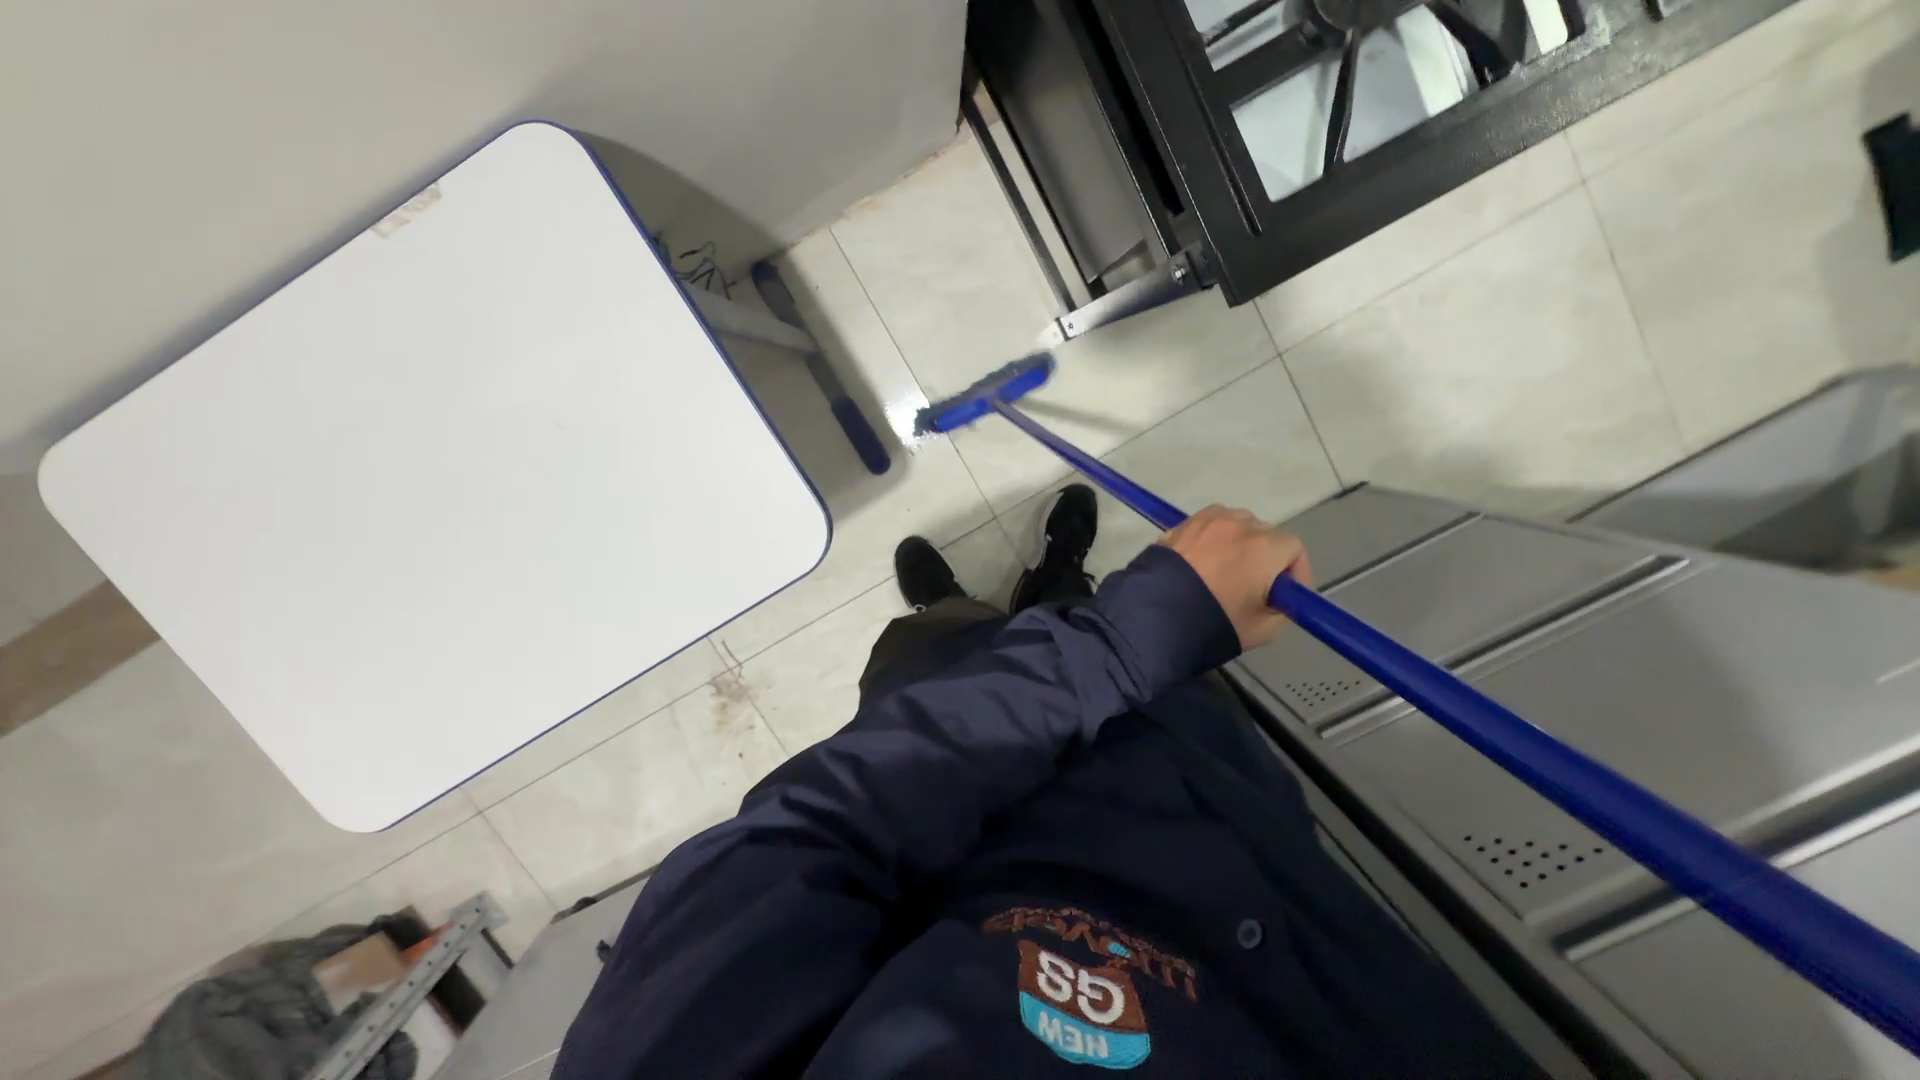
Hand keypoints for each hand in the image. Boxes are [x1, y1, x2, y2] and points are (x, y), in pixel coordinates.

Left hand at [1157, 505, 1311, 650]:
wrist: (1156, 618)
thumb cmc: (1216, 623)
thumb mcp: (1264, 628)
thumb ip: (1281, 607)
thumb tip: (1276, 597)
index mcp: (1264, 546)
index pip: (1293, 547)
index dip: (1296, 570)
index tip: (1288, 593)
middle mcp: (1237, 524)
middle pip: (1263, 533)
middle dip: (1266, 556)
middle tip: (1257, 584)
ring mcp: (1204, 521)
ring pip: (1233, 523)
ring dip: (1238, 542)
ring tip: (1228, 570)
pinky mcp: (1179, 526)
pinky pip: (1206, 526)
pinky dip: (1211, 538)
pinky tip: (1203, 562)